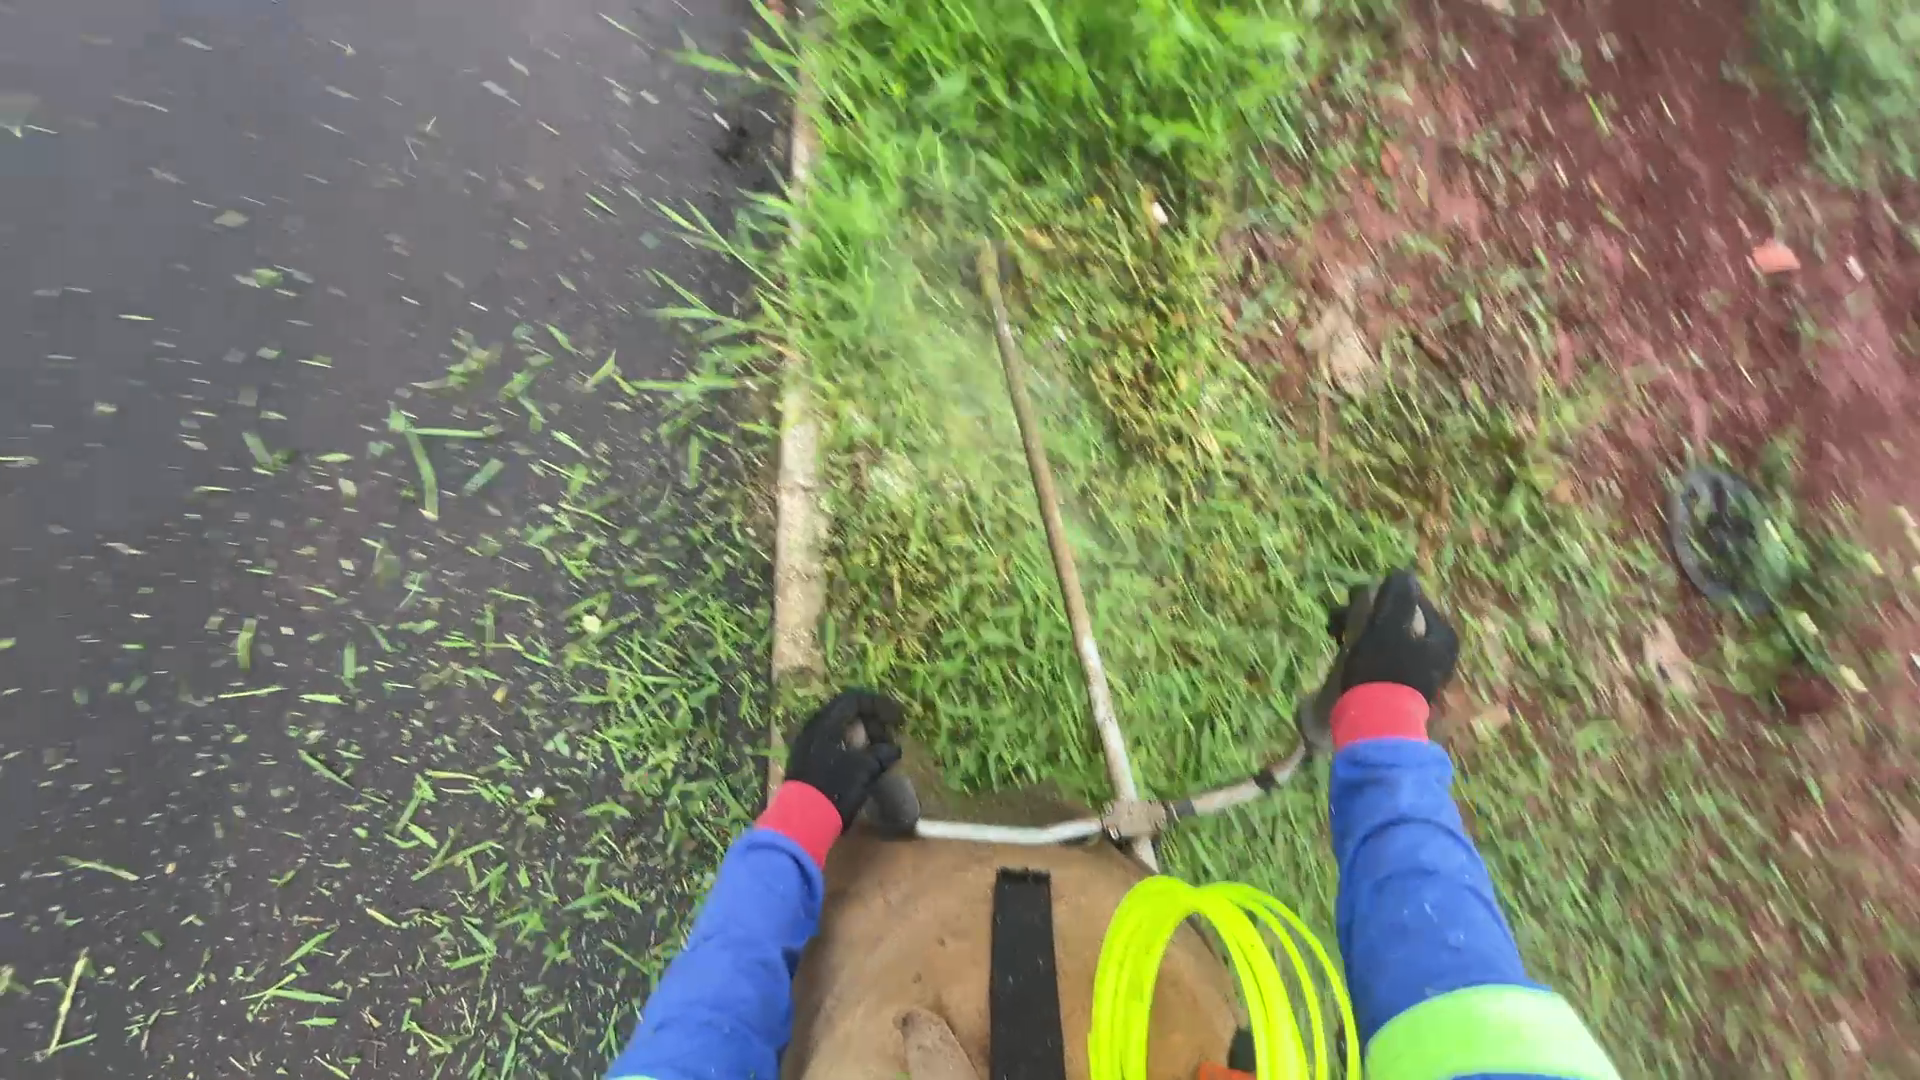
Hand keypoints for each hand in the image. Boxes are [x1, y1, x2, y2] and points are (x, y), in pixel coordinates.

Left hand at [785, 690, 904, 829]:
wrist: (802, 821)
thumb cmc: (835, 789)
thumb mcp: (865, 770)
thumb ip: (881, 754)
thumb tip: (893, 748)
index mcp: (826, 723)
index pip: (854, 700)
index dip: (879, 705)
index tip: (896, 718)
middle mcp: (813, 727)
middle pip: (845, 712)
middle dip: (870, 720)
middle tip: (887, 734)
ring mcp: (806, 744)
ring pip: (837, 728)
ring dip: (860, 734)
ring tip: (876, 749)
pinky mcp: (804, 760)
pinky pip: (830, 741)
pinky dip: (848, 745)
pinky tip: (859, 761)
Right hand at [1334, 570, 1459, 703]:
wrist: (1375, 720)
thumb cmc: (1382, 669)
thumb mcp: (1389, 624)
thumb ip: (1398, 595)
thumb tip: (1402, 574)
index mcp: (1440, 635)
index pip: (1410, 597)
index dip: (1379, 594)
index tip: (1354, 602)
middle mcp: (1434, 650)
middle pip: (1394, 615)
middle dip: (1363, 612)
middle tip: (1338, 621)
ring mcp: (1416, 667)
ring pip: (1382, 632)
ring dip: (1356, 627)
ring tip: (1334, 634)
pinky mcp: (1395, 681)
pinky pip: (1377, 651)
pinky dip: (1359, 646)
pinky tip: (1342, 650)